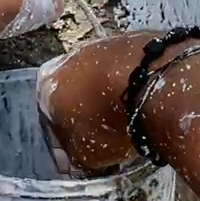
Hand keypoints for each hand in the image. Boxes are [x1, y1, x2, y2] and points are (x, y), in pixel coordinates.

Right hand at [35, 31, 164, 170]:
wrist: (153, 81)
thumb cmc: (108, 120)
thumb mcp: (85, 155)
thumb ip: (72, 157)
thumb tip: (72, 158)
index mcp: (46, 84)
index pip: (49, 121)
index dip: (65, 145)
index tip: (80, 159)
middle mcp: (67, 58)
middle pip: (75, 97)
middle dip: (87, 118)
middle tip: (106, 143)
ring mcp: (101, 45)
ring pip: (101, 82)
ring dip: (111, 101)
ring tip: (130, 126)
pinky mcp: (133, 41)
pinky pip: (127, 72)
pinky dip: (132, 88)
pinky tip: (146, 106)